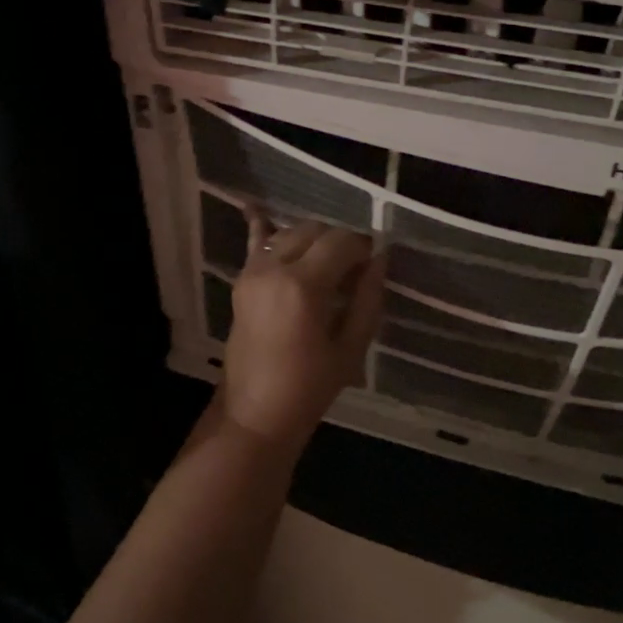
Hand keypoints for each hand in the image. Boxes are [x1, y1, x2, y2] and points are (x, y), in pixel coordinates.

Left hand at [221, 212, 387, 452]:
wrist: (255, 414)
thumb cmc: (309, 388)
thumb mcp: (351, 347)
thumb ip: (367, 298)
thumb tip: (380, 259)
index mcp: (303, 286)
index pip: (341, 242)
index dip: (363, 246)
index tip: (375, 262)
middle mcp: (273, 268)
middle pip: (315, 230)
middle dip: (339, 241)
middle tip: (355, 267)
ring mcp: (252, 272)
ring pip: (289, 233)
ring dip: (312, 239)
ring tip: (329, 263)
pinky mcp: (241, 282)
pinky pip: (254, 244)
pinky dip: (263, 228)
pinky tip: (258, 208)